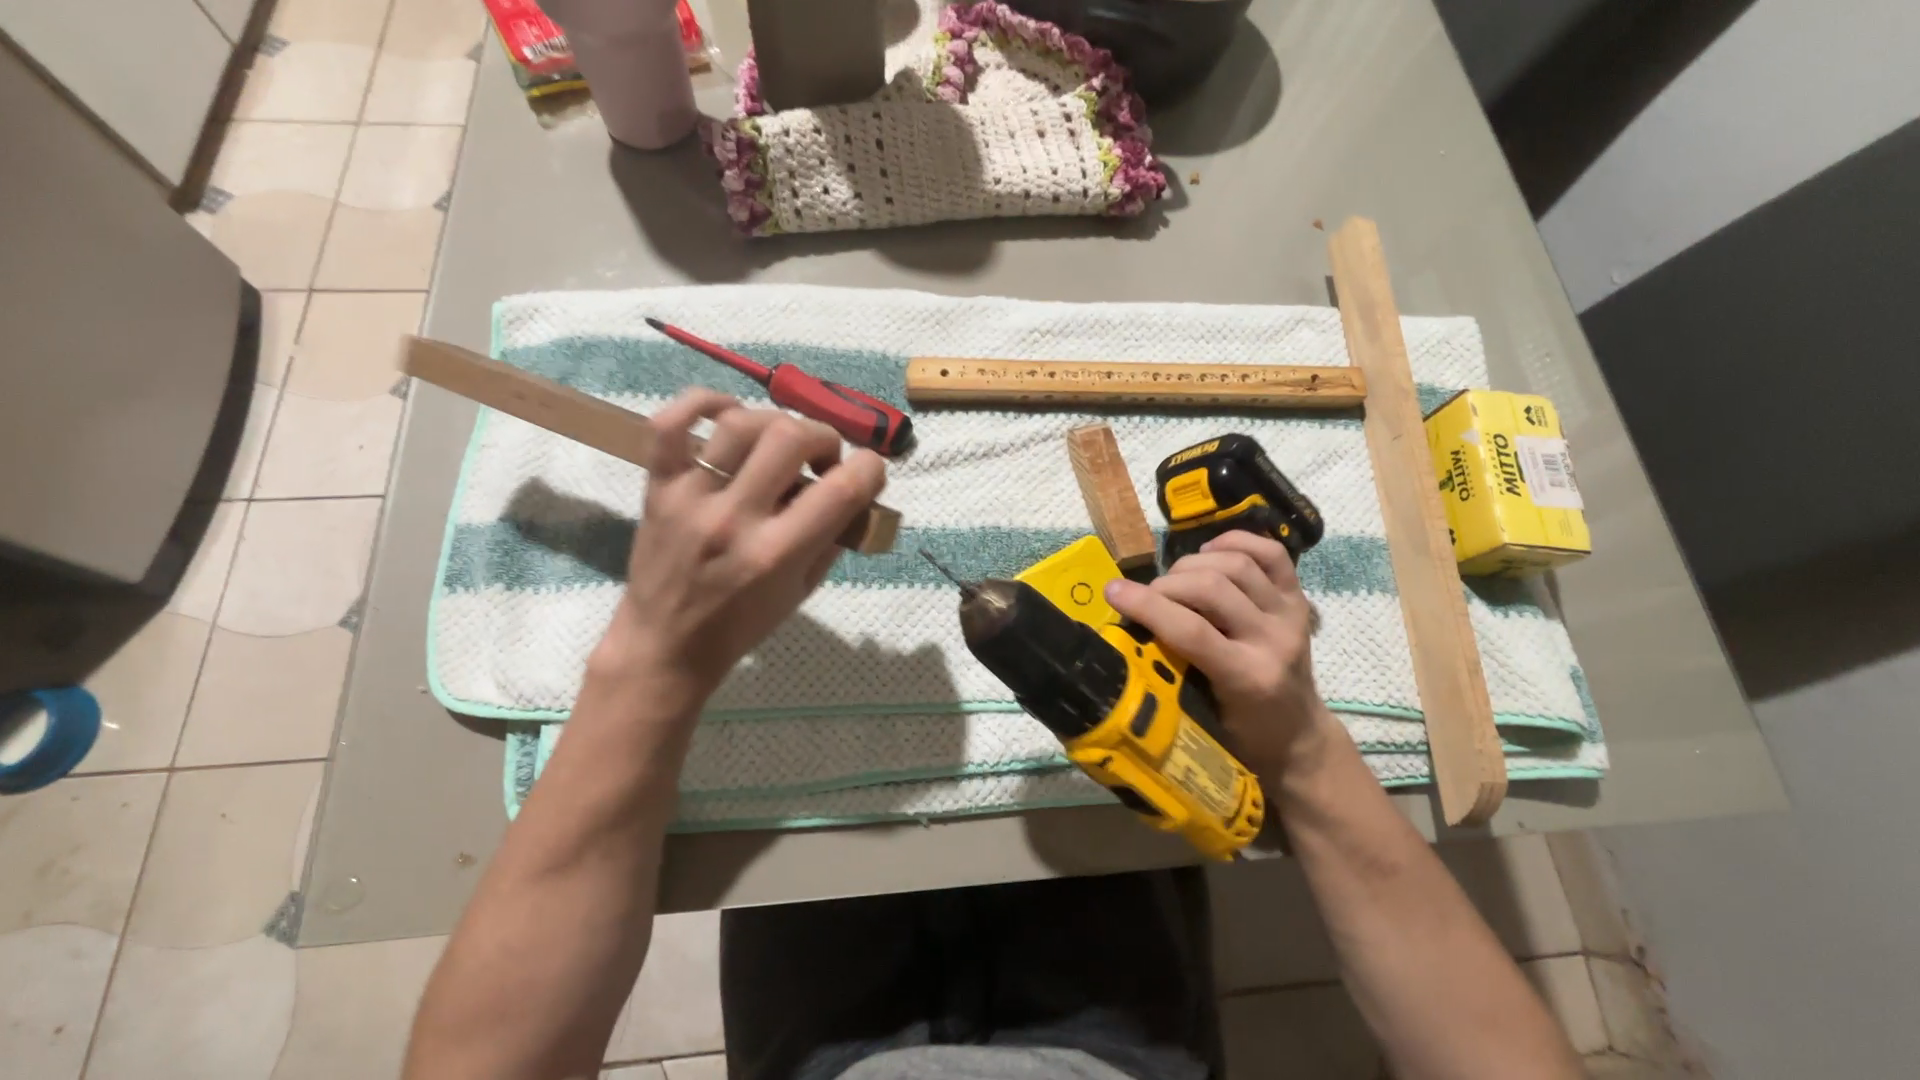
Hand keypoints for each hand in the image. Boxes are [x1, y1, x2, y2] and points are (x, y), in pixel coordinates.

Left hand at [587, 389, 886, 716]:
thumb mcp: (803, 590)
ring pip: (739, 423)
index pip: (844, 487)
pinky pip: (669, 424)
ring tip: (779, 442)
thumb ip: (832, 537)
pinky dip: (701, 404)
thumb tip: (855, 491)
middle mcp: (734, 519)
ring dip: (775, 422)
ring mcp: (690, 499)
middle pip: (791, 438)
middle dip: (823, 438)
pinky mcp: (657, 487)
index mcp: (777, 554)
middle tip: (820, 459)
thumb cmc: (742, 623)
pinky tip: (727, 413)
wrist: (666, 644)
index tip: (867, 473)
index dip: (871, 468)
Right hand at [1103, 531, 1332, 779]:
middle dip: (1166, 584)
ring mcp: (1291, 615)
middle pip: (1212, 587)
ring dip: (1193, 564)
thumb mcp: (1201, 712)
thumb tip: (1130, 624)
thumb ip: (1171, 668)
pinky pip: (1271, 552)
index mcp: (1247, 677)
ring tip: (1175, 580)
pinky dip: (1235, 542)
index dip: (1146, 606)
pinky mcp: (1299, 599)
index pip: (1190, 630)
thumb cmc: (1240, 732)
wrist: (1297, 734)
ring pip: (1236, 564)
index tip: (1112, 591)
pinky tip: (1210, 552)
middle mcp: (1275, 640)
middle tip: (1146, 597)